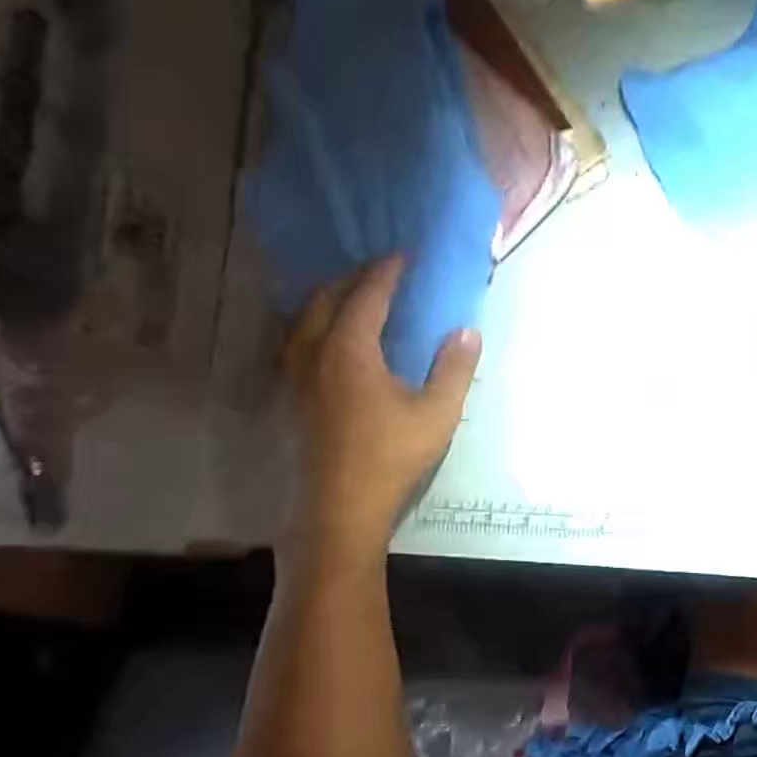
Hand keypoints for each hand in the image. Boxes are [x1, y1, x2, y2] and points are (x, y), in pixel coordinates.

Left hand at [282, 257, 480, 555]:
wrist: (341, 500)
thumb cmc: (394, 453)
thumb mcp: (439, 412)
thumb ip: (454, 368)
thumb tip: (466, 331)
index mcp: (348, 350)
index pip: (366, 297)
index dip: (386, 274)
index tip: (404, 256)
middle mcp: (312, 352)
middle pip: (324, 299)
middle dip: (352, 279)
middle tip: (380, 271)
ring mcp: (294, 373)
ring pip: (302, 318)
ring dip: (327, 299)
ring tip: (351, 295)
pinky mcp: (291, 393)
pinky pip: (296, 339)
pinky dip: (314, 323)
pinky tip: (329, 337)